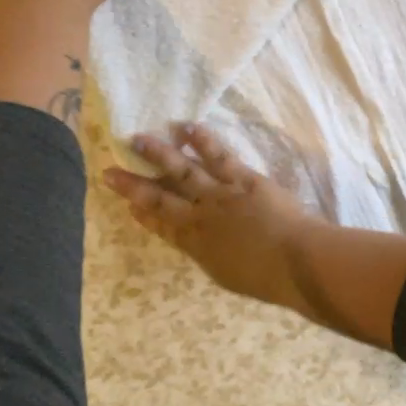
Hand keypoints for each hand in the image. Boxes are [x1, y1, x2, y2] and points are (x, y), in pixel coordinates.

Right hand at [106, 124, 405, 347]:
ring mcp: (220, 195)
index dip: (144, 215)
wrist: (296, 261)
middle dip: (134, 185)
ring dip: (159, 154)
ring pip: (183, 171)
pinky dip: (201, 141)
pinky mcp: (242, 179)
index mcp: (197, 246)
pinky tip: (187, 127)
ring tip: (138, 138)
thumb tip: (206, 246)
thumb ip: (213, 256)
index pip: (163, 227)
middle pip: (161, 198)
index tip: (127, 204)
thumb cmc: (268, 278)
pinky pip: (218, 156)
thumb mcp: (228, 275)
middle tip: (109, 170)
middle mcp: (200, 218)